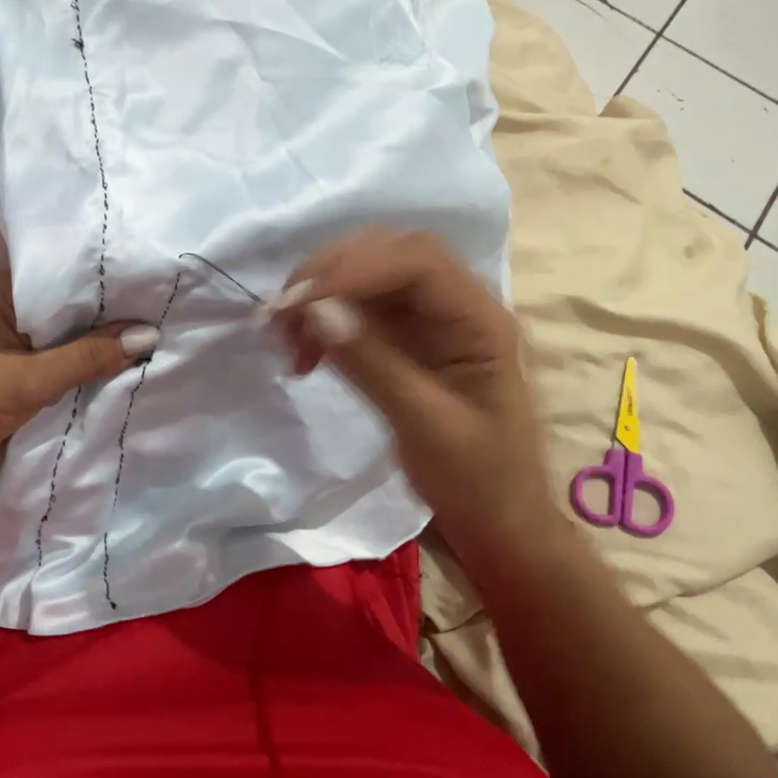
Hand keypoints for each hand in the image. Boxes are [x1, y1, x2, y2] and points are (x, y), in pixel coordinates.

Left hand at [0, 271, 157, 488]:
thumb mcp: (33, 378)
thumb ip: (89, 356)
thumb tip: (150, 335)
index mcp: (2, 289)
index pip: (62, 269)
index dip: (104, 274)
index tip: (150, 274)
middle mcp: (9, 305)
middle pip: (70, 300)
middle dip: (109, 308)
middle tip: (163, 302)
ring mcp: (15, 337)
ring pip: (69, 329)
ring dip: (102, 335)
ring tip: (155, 325)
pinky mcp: (22, 366)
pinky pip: (64, 353)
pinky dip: (89, 357)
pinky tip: (125, 356)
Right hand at [271, 230, 557, 558]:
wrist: (497, 523)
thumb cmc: (476, 480)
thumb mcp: (424, 424)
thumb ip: (371, 362)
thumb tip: (314, 309)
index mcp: (480, 320)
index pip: (417, 262)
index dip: (353, 268)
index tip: (298, 302)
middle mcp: (458, 306)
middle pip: (389, 255)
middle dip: (329, 274)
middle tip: (280, 313)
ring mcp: (432, 320)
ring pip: (368, 277)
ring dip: (320, 295)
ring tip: (283, 335)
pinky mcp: (407, 338)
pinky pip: (359, 308)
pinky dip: (323, 319)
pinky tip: (302, 348)